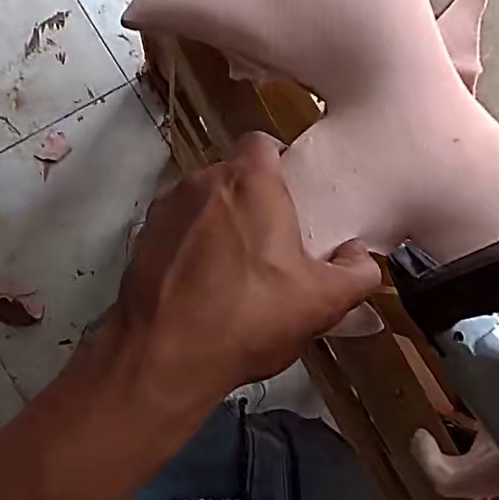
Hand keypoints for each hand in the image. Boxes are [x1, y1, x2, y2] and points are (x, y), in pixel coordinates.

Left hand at [105, 132, 381, 412]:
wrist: (163, 356)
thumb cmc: (247, 318)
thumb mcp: (321, 302)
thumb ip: (357, 273)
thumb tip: (359, 257)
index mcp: (249, 183)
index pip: (263, 143)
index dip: (279, 164)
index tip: (291, 197)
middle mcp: (201, 183)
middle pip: (232, 175)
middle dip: (251, 200)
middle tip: (269, 243)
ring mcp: (164, 210)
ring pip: (201, 203)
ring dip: (217, 223)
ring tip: (232, 269)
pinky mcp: (139, 240)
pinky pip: (175, 231)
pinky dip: (187, 246)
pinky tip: (199, 285)